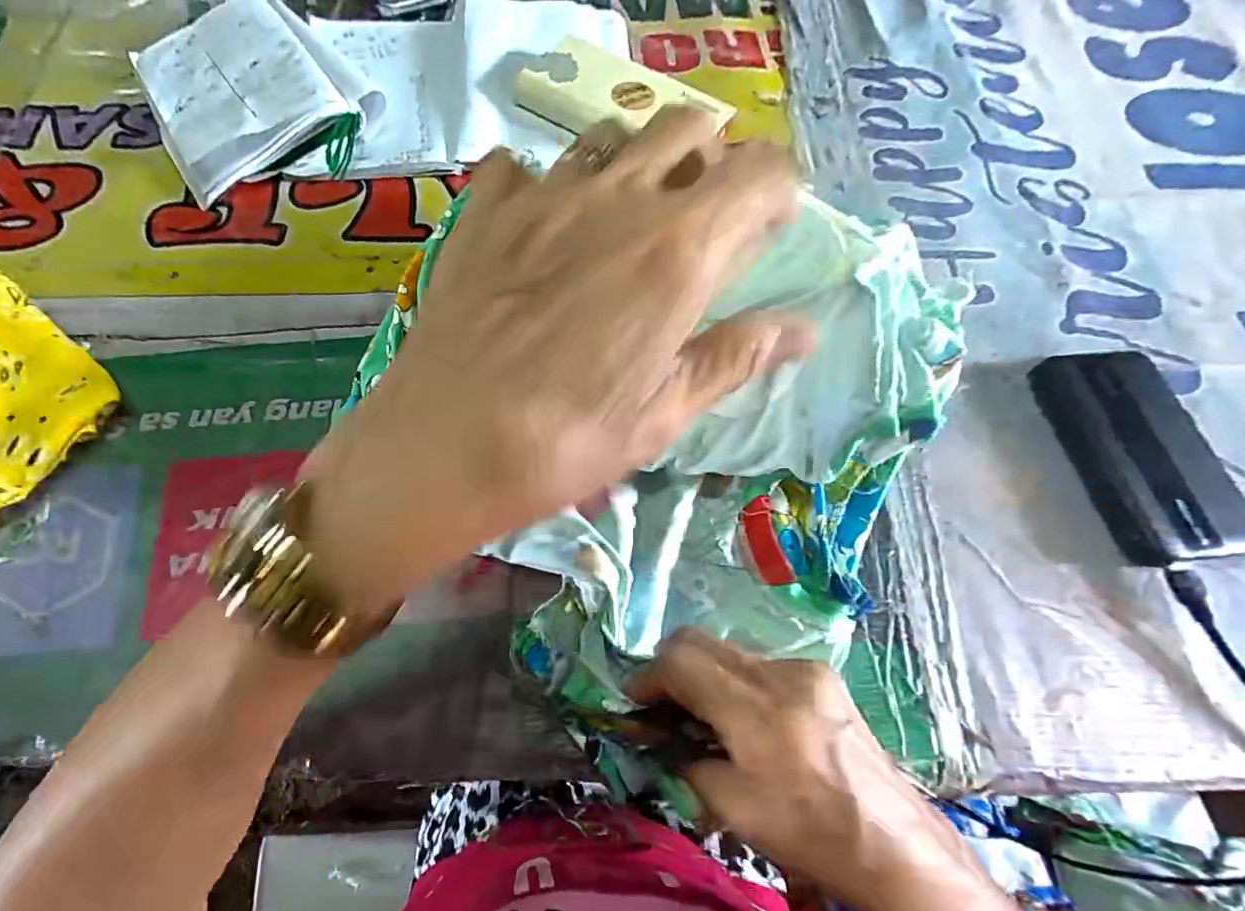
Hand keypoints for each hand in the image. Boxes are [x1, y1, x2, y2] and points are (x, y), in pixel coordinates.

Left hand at [302, 109, 811, 611]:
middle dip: (706, 161)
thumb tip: (802, 329)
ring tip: (614, 221)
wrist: (442, 447)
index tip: (762, 229)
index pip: (762, 172)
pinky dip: (537, 184)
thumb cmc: (561, 445)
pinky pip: (518, 167)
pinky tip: (532, 228)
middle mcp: (616, 201)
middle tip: (692, 218)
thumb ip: (731, 358)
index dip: (774, 193)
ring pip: (607, 139)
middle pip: (688, 130)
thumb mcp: (658, 415)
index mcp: (678, 250)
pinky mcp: (480, 216)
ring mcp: (540, 200)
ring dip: (628, 164)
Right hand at [631, 628, 994, 910]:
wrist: (905, 855)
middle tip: (657, 711)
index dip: (645, 678)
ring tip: (696, 720)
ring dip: (698, 675)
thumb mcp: (730, 806)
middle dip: (666, 670)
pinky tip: (737, 721)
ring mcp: (807, 671)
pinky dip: (729, 682)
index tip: (633, 707)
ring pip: (725, 650)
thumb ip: (681, 757)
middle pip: (697, 642)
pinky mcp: (822, 679)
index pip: (677, 661)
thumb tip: (652, 734)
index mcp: (758, 707)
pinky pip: (755, 665)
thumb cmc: (813, 838)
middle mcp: (782, 673)